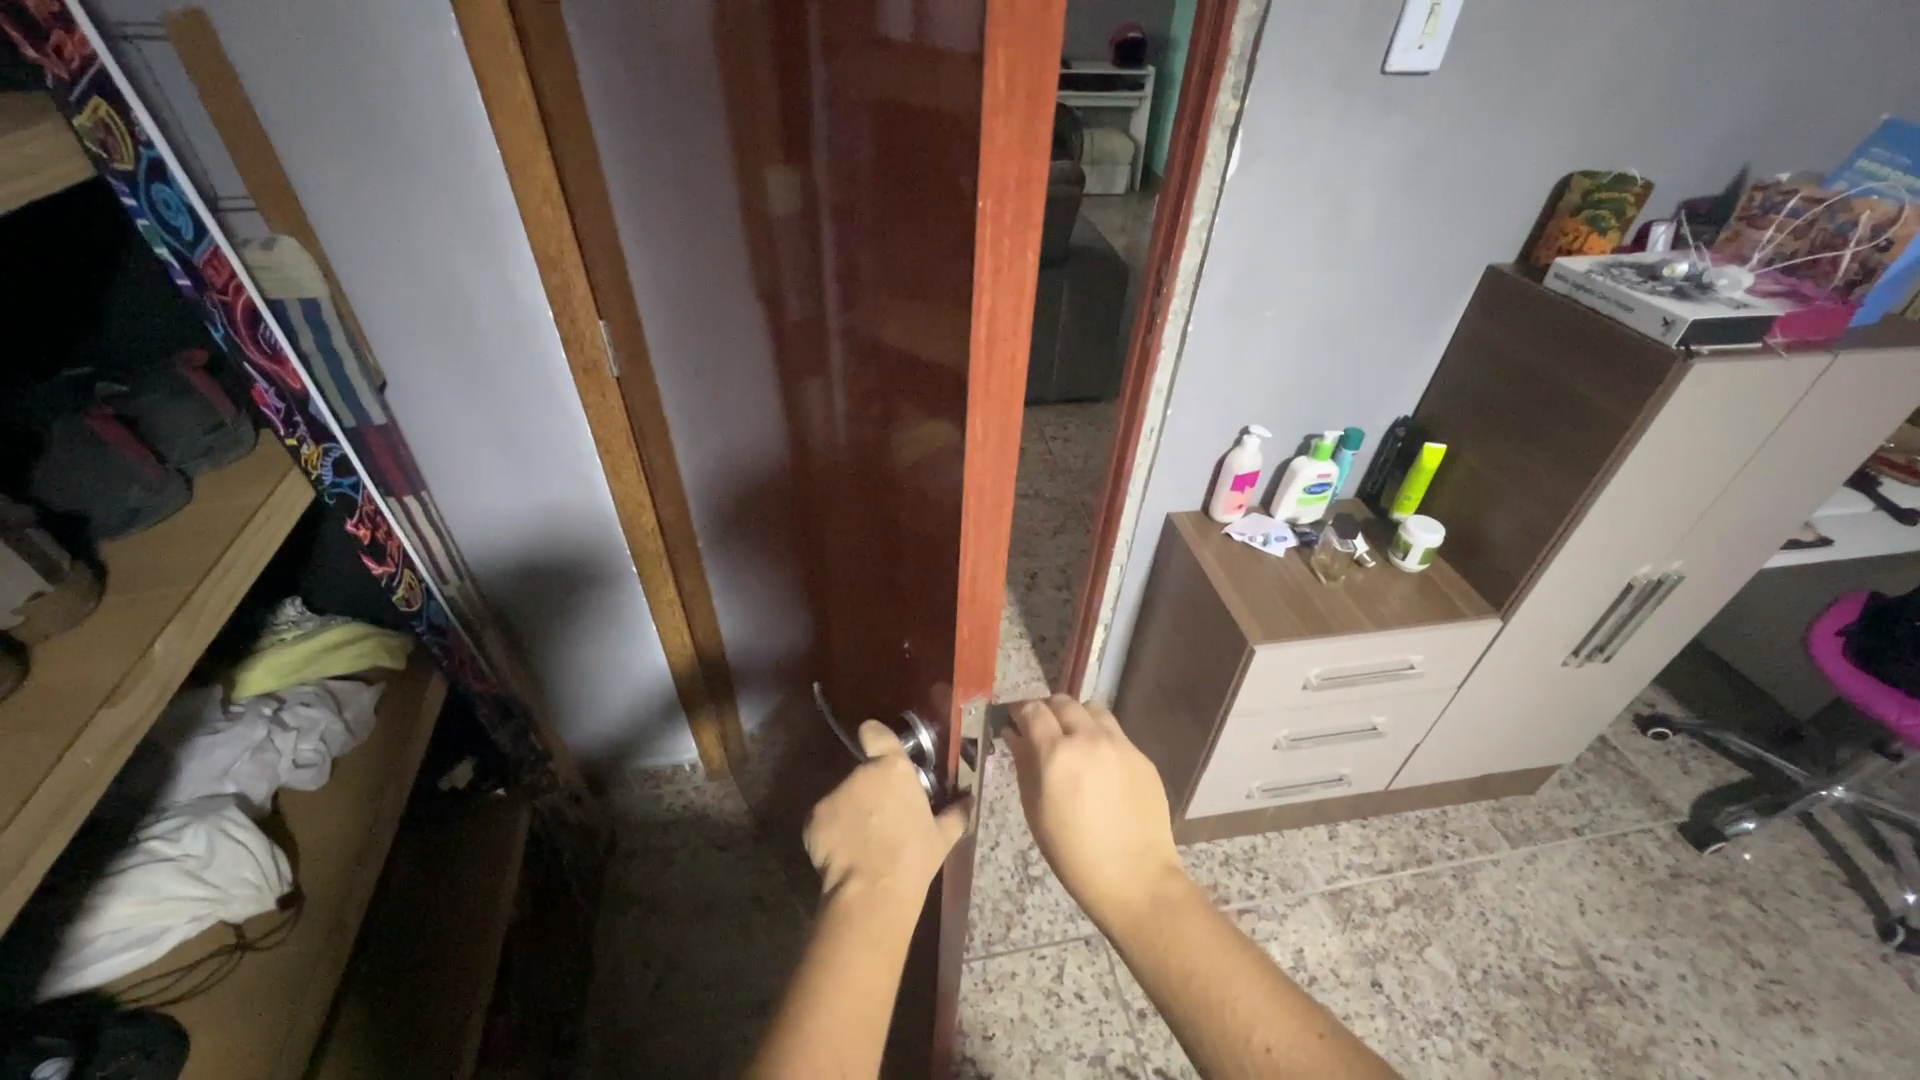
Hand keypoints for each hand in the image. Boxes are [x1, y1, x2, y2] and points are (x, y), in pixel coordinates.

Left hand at [804, 720, 970, 911]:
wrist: (873, 891)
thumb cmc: (914, 859)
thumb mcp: (943, 837)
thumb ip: (956, 812)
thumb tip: (970, 800)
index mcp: (893, 769)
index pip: (875, 733)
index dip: (875, 737)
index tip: (875, 745)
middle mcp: (861, 773)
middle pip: (862, 774)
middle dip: (869, 792)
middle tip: (881, 819)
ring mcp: (834, 794)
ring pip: (843, 798)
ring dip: (851, 812)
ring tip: (863, 842)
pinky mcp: (814, 817)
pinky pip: (824, 819)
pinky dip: (831, 831)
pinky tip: (844, 853)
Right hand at [1005, 695, 1185, 930]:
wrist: (1134, 878)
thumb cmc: (1073, 854)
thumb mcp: (1035, 810)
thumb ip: (1024, 765)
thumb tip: (1014, 735)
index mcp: (1057, 754)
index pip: (1033, 710)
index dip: (1020, 712)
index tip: (1016, 721)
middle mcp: (1090, 739)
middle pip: (1063, 701)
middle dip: (1047, 710)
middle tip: (1042, 729)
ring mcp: (1121, 746)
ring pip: (1093, 710)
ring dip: (1077, 717)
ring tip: (1073, 740)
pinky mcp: (1143, 757)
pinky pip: (1116, 734)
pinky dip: (1101, 737)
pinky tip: (1099, 765)